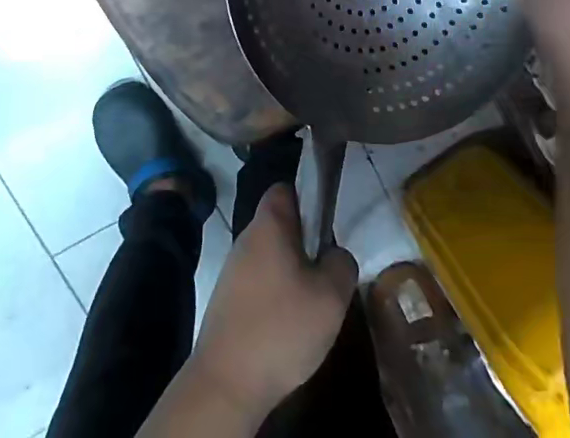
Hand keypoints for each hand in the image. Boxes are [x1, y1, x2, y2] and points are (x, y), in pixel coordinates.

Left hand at [189, 185, 356, 418]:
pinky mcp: (228, 298)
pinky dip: (277, 295)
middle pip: (279, 225)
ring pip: (271, 256)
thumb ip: (341, 263)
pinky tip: (291, 325)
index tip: (328, 225)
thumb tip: (334, 254)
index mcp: (268, 226)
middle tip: (329, 271)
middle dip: (306, 242)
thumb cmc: (282, 327)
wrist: (228, 380)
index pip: (284, 189)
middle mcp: (245, 239)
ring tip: (314, 303)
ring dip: (293, 272)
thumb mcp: (331, 296)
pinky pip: (259, 282)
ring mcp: (233, 270)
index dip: (308, 198)